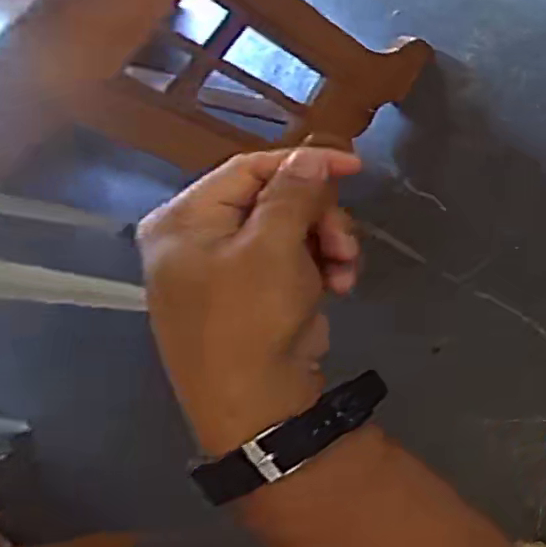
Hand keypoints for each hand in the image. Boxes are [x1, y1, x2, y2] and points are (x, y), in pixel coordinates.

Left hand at [137, 148, 364, 455]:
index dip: (305, 163)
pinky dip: (327, 266)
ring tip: (345, 272)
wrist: (254, 389)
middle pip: (280, 200)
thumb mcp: (275, 249)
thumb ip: (293, 197)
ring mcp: (232, 264)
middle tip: (347, 244)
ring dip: (333, 245)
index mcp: (188, 219)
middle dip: (324, 218)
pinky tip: (339, 286)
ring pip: (299, 229)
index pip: (250, 169)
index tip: (357, 167)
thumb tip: (313, 158)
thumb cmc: (252, 314)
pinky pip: (302, 257)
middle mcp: (204, 236)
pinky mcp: (261, 287)